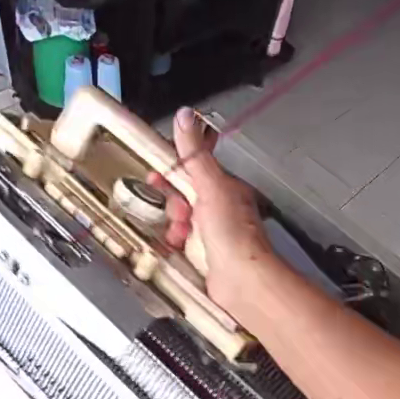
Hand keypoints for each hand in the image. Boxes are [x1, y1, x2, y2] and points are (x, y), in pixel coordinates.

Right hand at [148, 108, 273, 311]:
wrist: (243, 280)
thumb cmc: (236, 237)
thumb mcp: (210, 186)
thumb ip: (194, 154)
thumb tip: (185, 117)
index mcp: (225, 189)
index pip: (194, 170)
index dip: (173, 171)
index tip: (156, 175)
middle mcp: (222, 210)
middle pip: (184, 197)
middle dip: (172, 203)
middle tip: (175, 210)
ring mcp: (214, 235)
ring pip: (182, 222)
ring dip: (174, 225)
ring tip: (180, 231)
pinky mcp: (206, 257)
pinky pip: (183, 244)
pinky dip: (176, 244)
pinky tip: (178, 247)